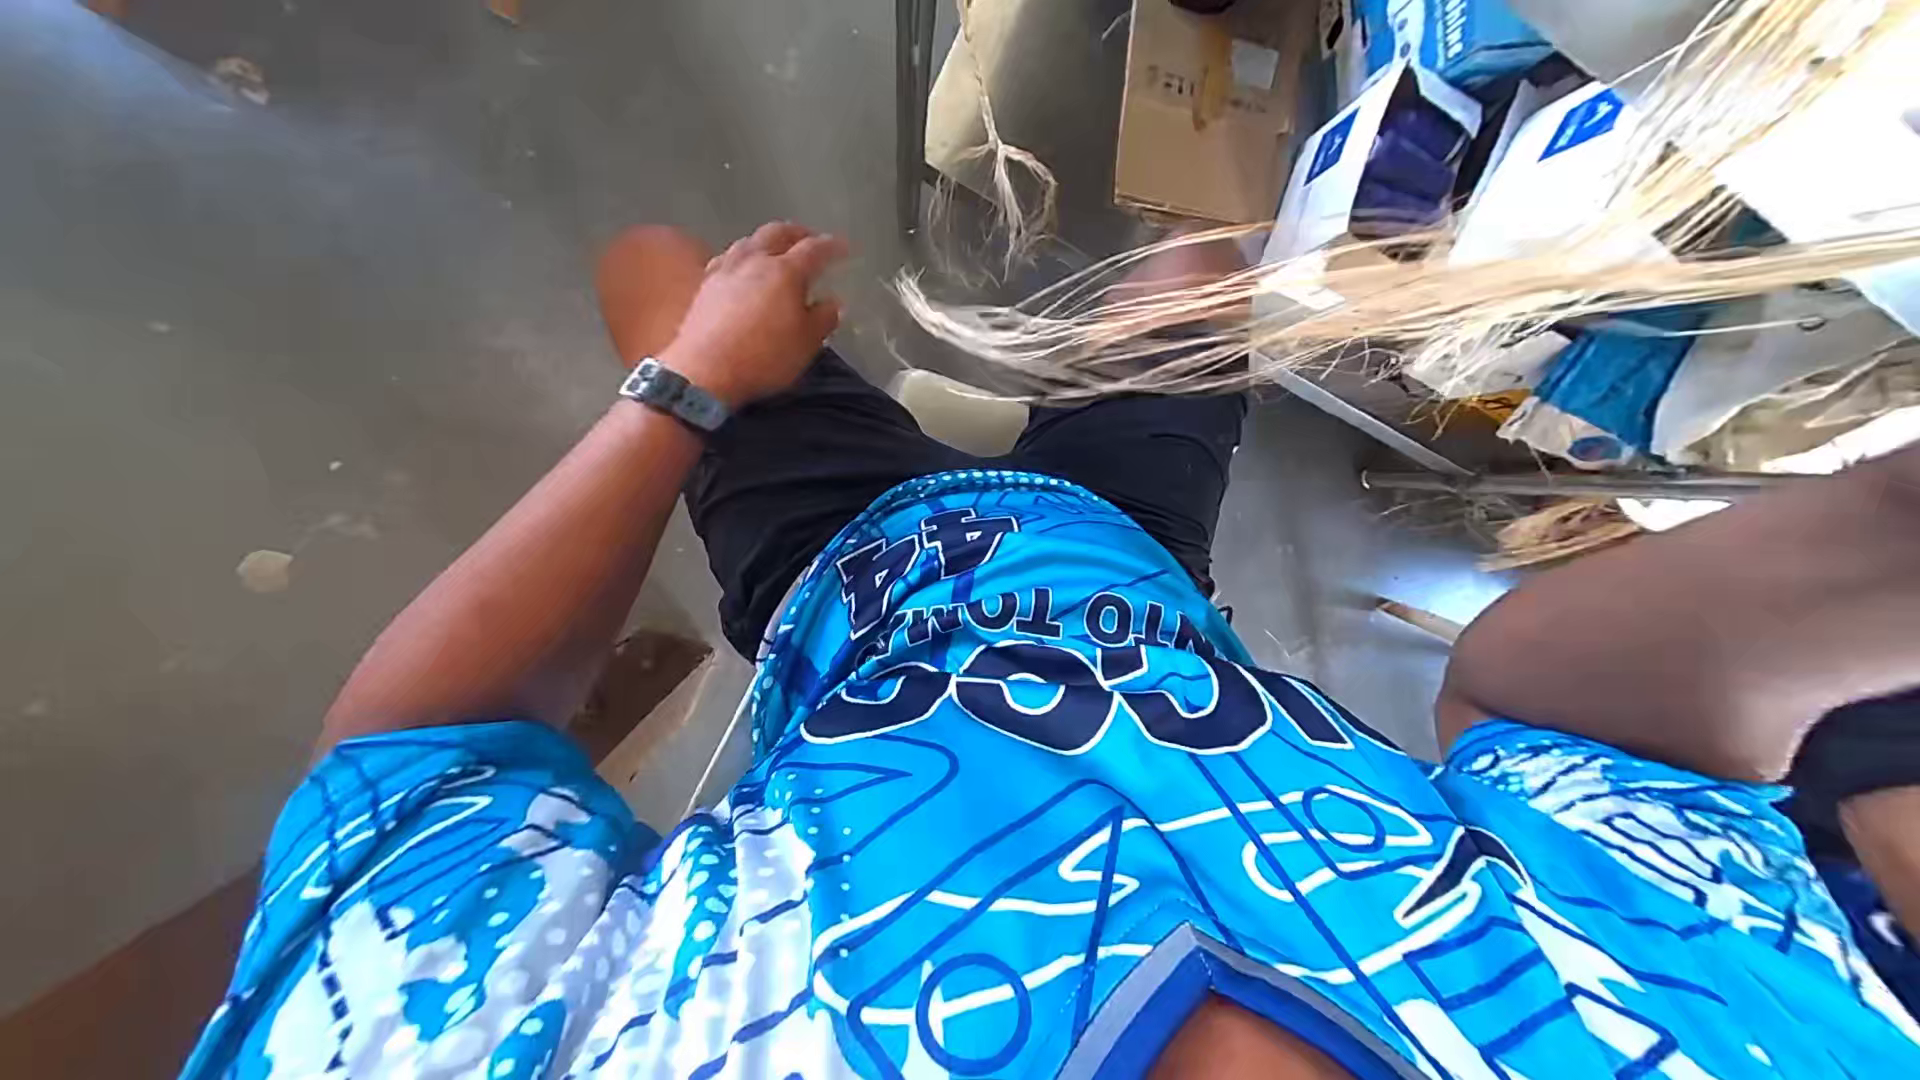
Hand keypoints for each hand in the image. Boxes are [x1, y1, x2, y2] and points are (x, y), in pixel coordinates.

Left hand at [658, 222, 847, 408]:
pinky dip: (743, 256)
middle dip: (797, 233)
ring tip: (776, 250)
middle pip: (777, 233)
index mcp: (786, 272)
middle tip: (809, 238)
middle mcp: (755, 261)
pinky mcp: (706, 285)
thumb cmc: (765, 358)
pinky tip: (742, 267)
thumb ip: (823, 318)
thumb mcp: (807, 343)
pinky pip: (728, 258)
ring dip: (767, 241)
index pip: (814, 250)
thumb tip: (832, 302)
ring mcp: (726, 269)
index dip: (831, 246)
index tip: (843, 247)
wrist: (707, 370)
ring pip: (749, 241)